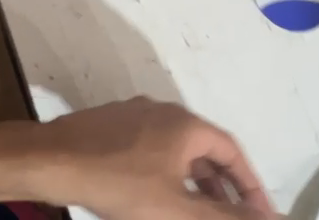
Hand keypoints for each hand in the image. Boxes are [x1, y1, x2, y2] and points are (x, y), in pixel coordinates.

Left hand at [22, 97, 275, 218]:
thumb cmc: (122, 184)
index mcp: (182, 123)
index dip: (252, 186)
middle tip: (236, 218)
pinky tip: (165, 197)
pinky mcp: (110, 125)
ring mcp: (131, 114)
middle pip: (204, 148)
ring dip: (196, 180)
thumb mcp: (181, 209)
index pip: (231, 151)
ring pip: (177, 148)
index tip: (263, 217)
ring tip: (204, 214)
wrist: (54, 160)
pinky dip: (169, 172)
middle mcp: (159, 110)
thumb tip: (264, 219)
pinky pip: (152, 148)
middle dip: (224, 186)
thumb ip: (225, 217)